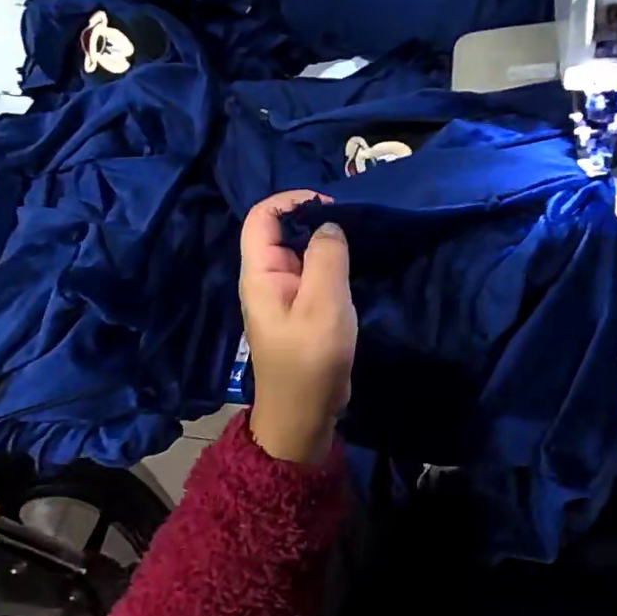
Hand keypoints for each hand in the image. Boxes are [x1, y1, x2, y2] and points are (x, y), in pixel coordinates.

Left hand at [238, 191, 356, 463]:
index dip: (291, 200)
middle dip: (312, 217)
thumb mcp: (324, 304)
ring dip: (323, 241)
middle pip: (280, 230)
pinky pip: (311, 273)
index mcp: (260, 273)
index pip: (262, 217)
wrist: (304, 415)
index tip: (330, 204)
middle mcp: (266, 278)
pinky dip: (329, 263)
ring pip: (298, 252)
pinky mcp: (299, 310)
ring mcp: (283, 295)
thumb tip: (329, 224)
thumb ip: (326, 256)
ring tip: (357, 239)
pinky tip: (352, 265)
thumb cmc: (311, 360)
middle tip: (351, 222)